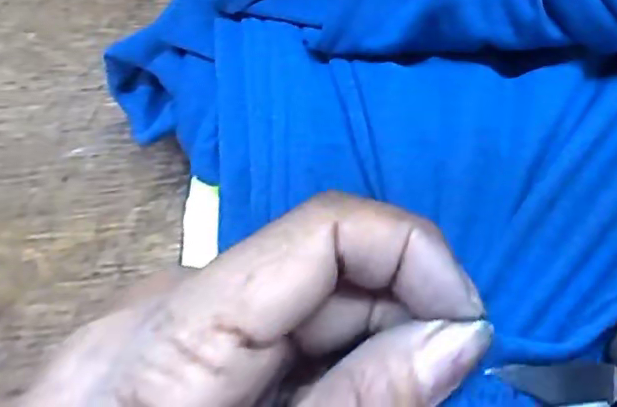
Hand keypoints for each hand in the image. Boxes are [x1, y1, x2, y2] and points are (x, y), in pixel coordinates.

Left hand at [21, 192, 490, 406]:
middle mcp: (152, 310)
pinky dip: (323, 366)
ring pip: (298, 302)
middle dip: (400, 308)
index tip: (469, 320)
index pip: (324, 227)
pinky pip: (265, 339)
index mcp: (164, 333)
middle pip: (318, 264)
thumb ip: (365, 402)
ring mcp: (146, 338)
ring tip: (400, 397)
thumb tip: (471, 333)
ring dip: (368, 341)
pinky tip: (342, 401)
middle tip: (448, 374)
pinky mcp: (151, 367)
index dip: (413, 251)